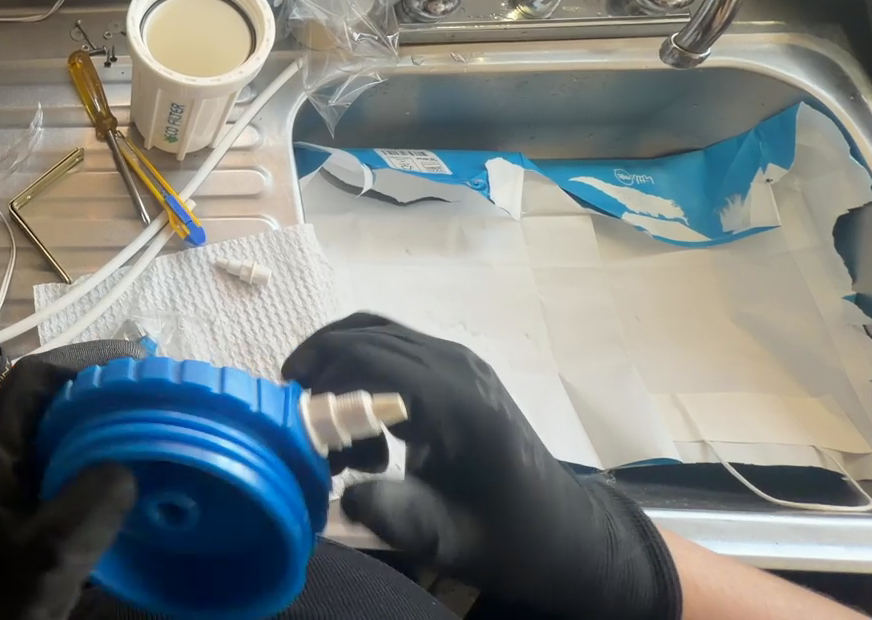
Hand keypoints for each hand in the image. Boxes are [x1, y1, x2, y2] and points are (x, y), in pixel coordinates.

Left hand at [0, 359, 136, 619]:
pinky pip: (61, 457)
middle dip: (94, 384)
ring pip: (55, 425)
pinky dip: (93, 450)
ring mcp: (9, 474)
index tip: (130, 362)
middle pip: (46, 395)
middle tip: (147, 388)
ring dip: (96, 416)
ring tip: (144, 417)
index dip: (80, 360)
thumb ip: (90, 504)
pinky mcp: (22, 500)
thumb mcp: (49, 552)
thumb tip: (129, 467)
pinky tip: (125, 466)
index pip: (33, 378)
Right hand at [284, 314, 681, 619]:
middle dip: (319, 367)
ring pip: (371, 329)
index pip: (365, 361)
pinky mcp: (456, 361)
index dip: (320, 380)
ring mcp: (457, 357)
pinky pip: (390, 336)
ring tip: (317, 397)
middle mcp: (454, 366)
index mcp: (454, 404)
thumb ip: (390, 515)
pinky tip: (353, 395)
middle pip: (362, 337)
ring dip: (334, 357)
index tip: (300, 417)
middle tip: (300, 410)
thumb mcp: (448, 542)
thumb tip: (338, 491)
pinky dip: (357, 355)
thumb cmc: (508, 541)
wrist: (571, 534)